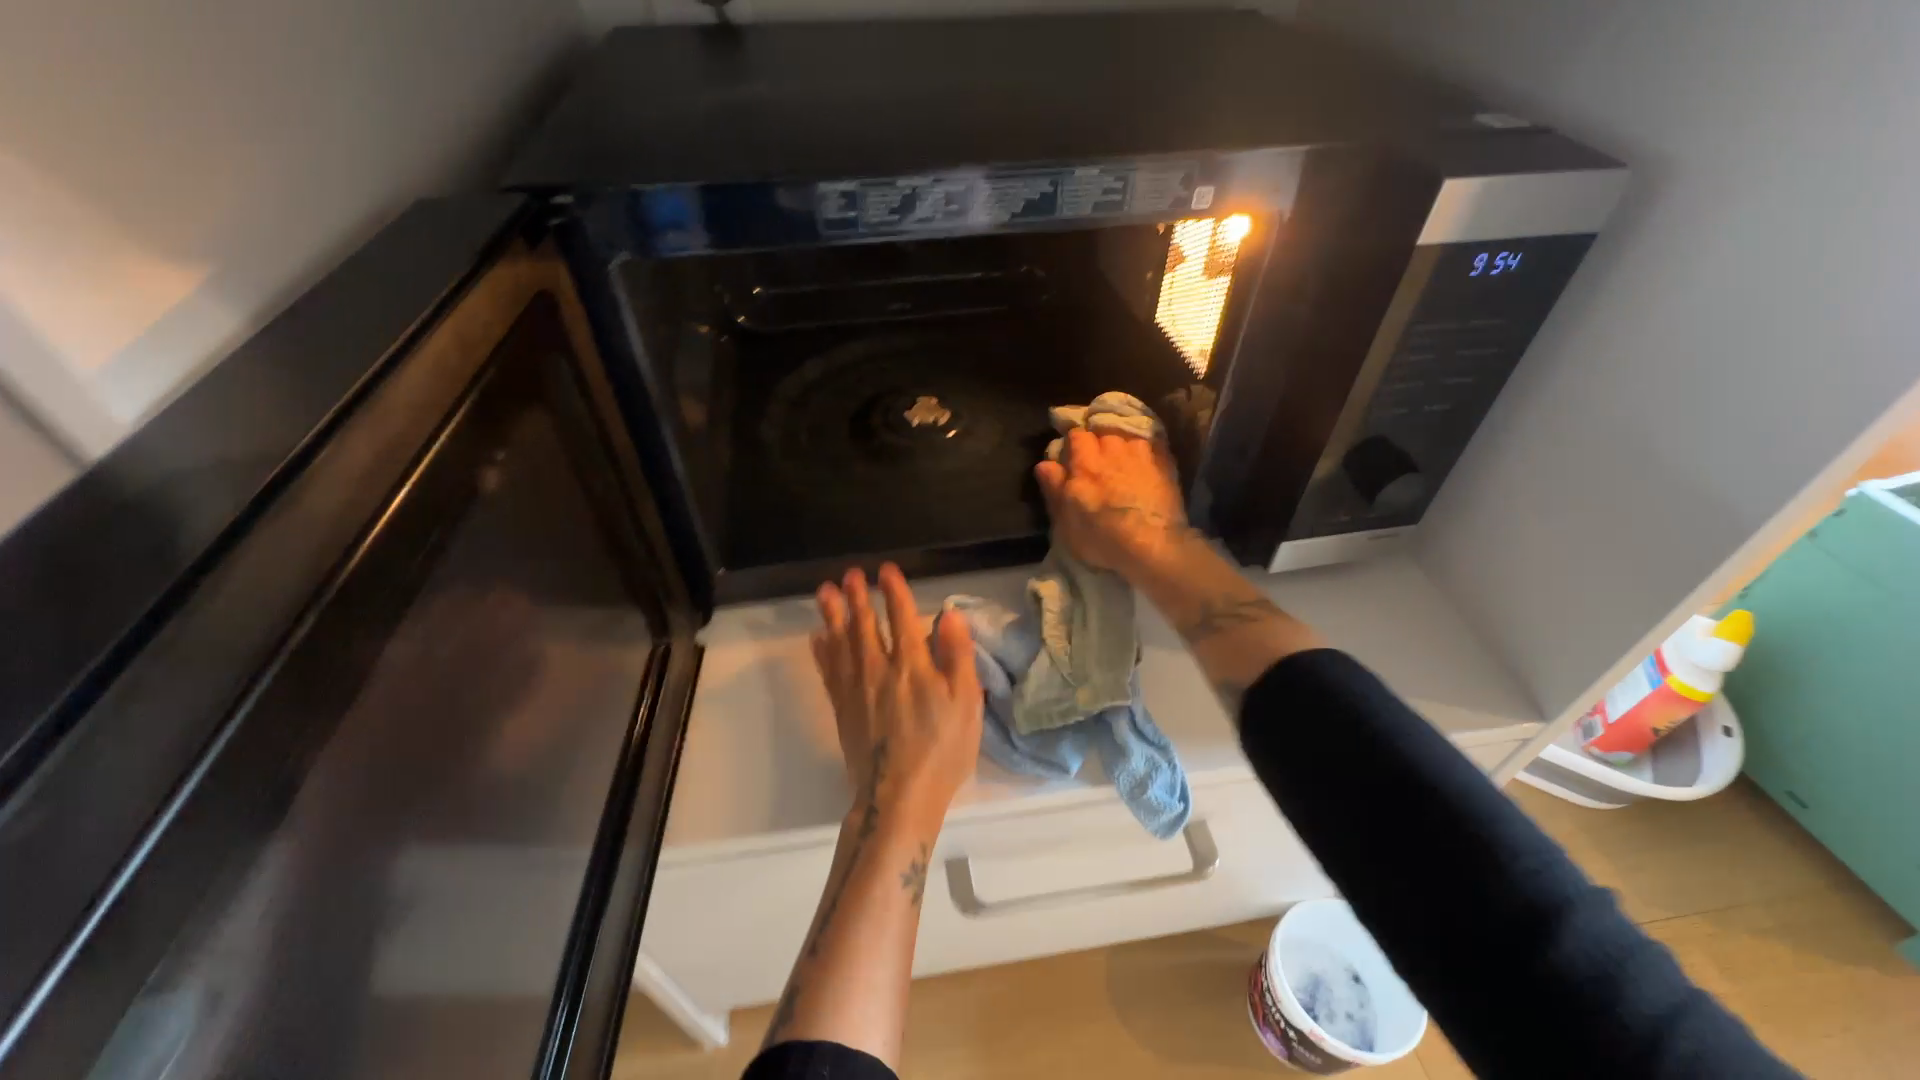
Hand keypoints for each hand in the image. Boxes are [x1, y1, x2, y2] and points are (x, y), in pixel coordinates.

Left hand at [812, 564, 983, 831]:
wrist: (897, 796)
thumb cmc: (941, 751)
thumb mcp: (966, 704)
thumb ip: (957, 656)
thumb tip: (949, 615)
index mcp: (912, 666)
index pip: (901, 618)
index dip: (895, 592)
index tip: (887, 570)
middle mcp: (878, 670)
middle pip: (864, 625)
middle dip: (858, 597)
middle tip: (851, 574)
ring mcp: (855, 689)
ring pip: (840, 643)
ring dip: (833, 615)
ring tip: (825, 592)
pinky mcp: (842, 709)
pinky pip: (828, 672)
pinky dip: (822, 652)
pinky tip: (817, 638)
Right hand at [1034, 428, 1194, 577]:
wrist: (1151, 545)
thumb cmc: (1101, 538)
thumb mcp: (1064, 521)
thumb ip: (1053, 488)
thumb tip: (1044, 463)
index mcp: (1084, 464)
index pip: (1077, 435)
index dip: (1074, 443)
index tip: (1073, 455)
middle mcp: (1112, 451)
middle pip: (1103, 432)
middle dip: (1099, 442)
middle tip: (1098, 460)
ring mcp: (1141, 456)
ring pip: (1128, 437)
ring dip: (1124, 445)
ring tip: (1124, 461)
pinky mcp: (1165, 464)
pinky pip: (1154, 446)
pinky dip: (1148, 451)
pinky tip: (1148, 463)